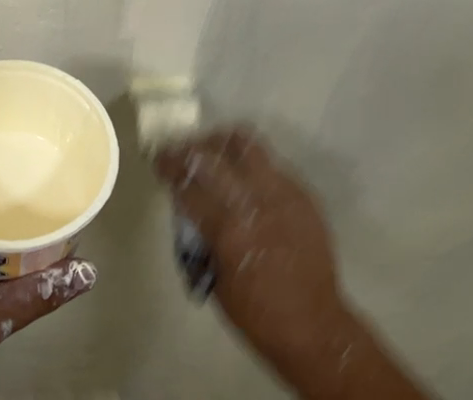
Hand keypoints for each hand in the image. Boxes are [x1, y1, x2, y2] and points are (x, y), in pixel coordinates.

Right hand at [154, 127, 430, 399]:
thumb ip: (201, 236)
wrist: (316, 327)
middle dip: (189, 149)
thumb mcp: (213, 278)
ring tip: (212, 154)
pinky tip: (245, 182)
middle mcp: (256, 203)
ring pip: (247, 145)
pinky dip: (251, 166)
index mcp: (229, 229)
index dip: (167, 166)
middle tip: (178, 152)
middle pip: (212, 155)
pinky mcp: (303, 196)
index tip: (156, 158)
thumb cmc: (257, 314)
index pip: (188, 183)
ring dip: (222, 145)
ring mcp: (283, 195)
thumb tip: (189, 206)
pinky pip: (271, 166)